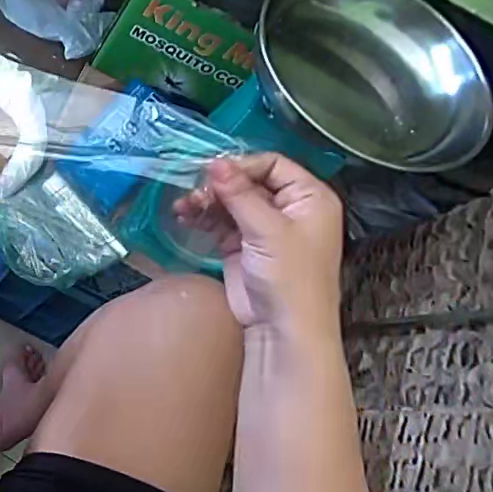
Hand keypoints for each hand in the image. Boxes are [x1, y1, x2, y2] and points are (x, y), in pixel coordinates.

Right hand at [172, 153, 344, 332]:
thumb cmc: (289, 277)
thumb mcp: (267, 230)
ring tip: (183, 206)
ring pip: (230, 201)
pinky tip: (185, 215)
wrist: (282, 329)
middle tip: (192, 191)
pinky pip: (220, 220)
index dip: (242, 165)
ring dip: (206, 200)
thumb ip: (239, 194)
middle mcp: (288, 208)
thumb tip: (214, 162)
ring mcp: (263, 227)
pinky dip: (203, 216)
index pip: (273, 164)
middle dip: (219, 185)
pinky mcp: (242, 244)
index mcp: (309, 197)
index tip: (211, 171)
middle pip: (248, 181)